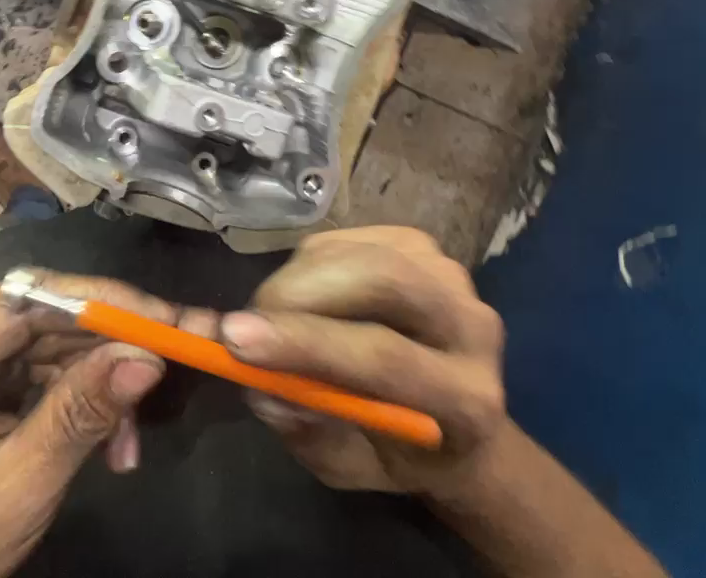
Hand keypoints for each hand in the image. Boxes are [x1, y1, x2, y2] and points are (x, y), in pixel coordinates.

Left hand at [0, 274, 196, 577]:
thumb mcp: (18, 488)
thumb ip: (80, 416)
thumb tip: (147, 358)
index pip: (27, 301)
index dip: (103, 303)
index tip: (169, 321)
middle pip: (48, 308)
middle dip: (115, 341)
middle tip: (182, 359)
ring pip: (57, 329)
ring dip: (104, 374)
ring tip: (128, 441)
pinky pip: (48, 350)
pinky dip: (84, 386)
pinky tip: (110, 435)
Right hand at [221, 227, 506, 506]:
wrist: (458, 425)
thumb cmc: (396, 454)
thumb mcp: (345, 466)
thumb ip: (303, 428)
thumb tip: (255, 378)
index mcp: (464, 398)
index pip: (383, 356)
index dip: (303, 342)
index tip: (233, 339)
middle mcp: (472, 326)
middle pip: (381, 279)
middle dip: (296, 293)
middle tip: (242, 323)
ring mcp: (450, 277)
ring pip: (359, 252)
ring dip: (297, 278)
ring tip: (271, 316)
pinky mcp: (424, 248)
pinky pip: (351, 238)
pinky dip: (310, 262)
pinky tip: (305, 295)